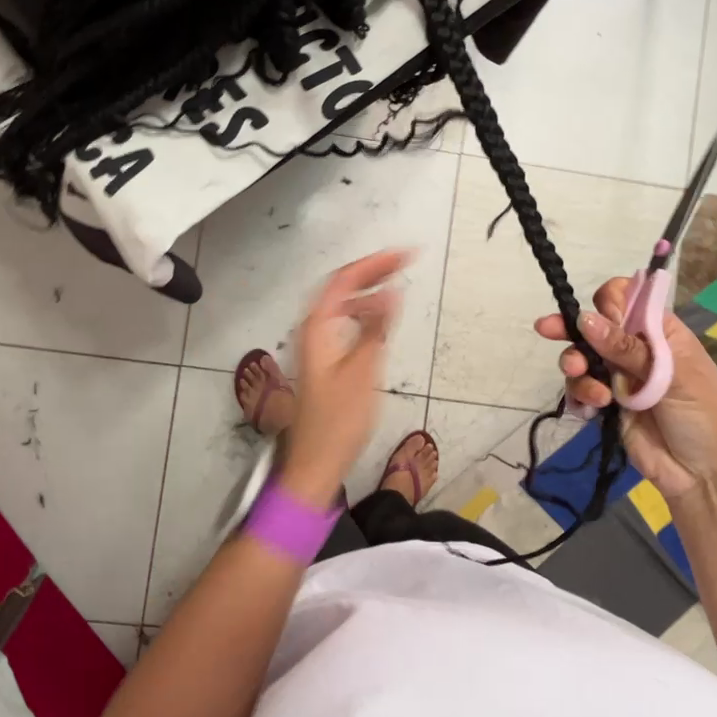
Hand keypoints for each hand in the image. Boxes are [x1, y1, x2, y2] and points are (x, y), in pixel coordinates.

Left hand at [279, 249, 413, 503]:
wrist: (314, 462)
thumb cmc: (338, 421)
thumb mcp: (364, 372)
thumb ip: (376, 329)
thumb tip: (391, 291)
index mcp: (317, 328)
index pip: (344, 280)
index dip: (374, 263)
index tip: (406, 254)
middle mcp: (311, 330)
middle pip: (340, 287)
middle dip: (372, 270)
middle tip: (405, 260)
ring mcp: (315, 345)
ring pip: (340, 304)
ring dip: (367, 290)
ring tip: (396, 282)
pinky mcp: (322, 361)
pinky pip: (342, 322)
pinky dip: (362, 312)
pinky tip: (379, 320)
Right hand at [534, 276, 716, 499]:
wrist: (705, 475)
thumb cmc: (703, 416)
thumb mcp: (672, 377)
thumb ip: (626, 348)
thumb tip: (583, 319)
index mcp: (659, 332)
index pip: (624, 299)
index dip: (607, 305)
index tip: (599, 320)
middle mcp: (635, 349)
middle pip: (593, 327)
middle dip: (570, 330)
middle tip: (546, 329)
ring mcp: (618, 376)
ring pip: (581, 359)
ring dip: (577, 371)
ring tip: (594, 395)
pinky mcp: (606, 404)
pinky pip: (579, 391)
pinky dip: (578, 398)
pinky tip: (590, 412)